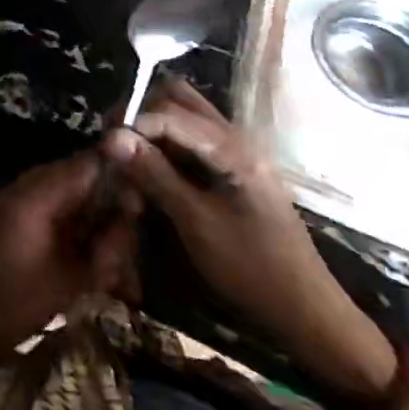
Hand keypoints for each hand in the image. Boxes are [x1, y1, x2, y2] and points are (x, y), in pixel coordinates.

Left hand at [0, 146, 140, 355]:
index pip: (93, 162)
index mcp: (41, 189)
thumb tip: (134, 214)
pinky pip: (57, 211)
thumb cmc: (9, 300)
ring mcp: (22, 198)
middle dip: (111, 209)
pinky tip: (86, 266)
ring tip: (107, 267)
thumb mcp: (68, 280)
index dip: (122, 178)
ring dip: (95, 225)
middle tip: (124, 250)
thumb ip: (106, 246)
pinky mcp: (17, 216)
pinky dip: (76, 232)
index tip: (142, 207)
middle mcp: (31, 184)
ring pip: (74, 197)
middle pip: (85, 179)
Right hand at [104, 77, 408, 406]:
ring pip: (185, 116)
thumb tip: (111, 136)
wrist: (305, 311)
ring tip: (126, 152)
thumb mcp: (196, 223)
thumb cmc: (251, 268)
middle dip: (142, 110)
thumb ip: (154, 175)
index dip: (134, 120)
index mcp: (231, 146)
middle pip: (179, 98)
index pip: (171, 111)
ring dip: (153, 126)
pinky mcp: (232, 168)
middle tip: (113, 138)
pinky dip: (166, 144)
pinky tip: (149, 168)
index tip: (103, 142)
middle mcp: (235, 136)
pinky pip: (192, 139)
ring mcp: (236, 151)